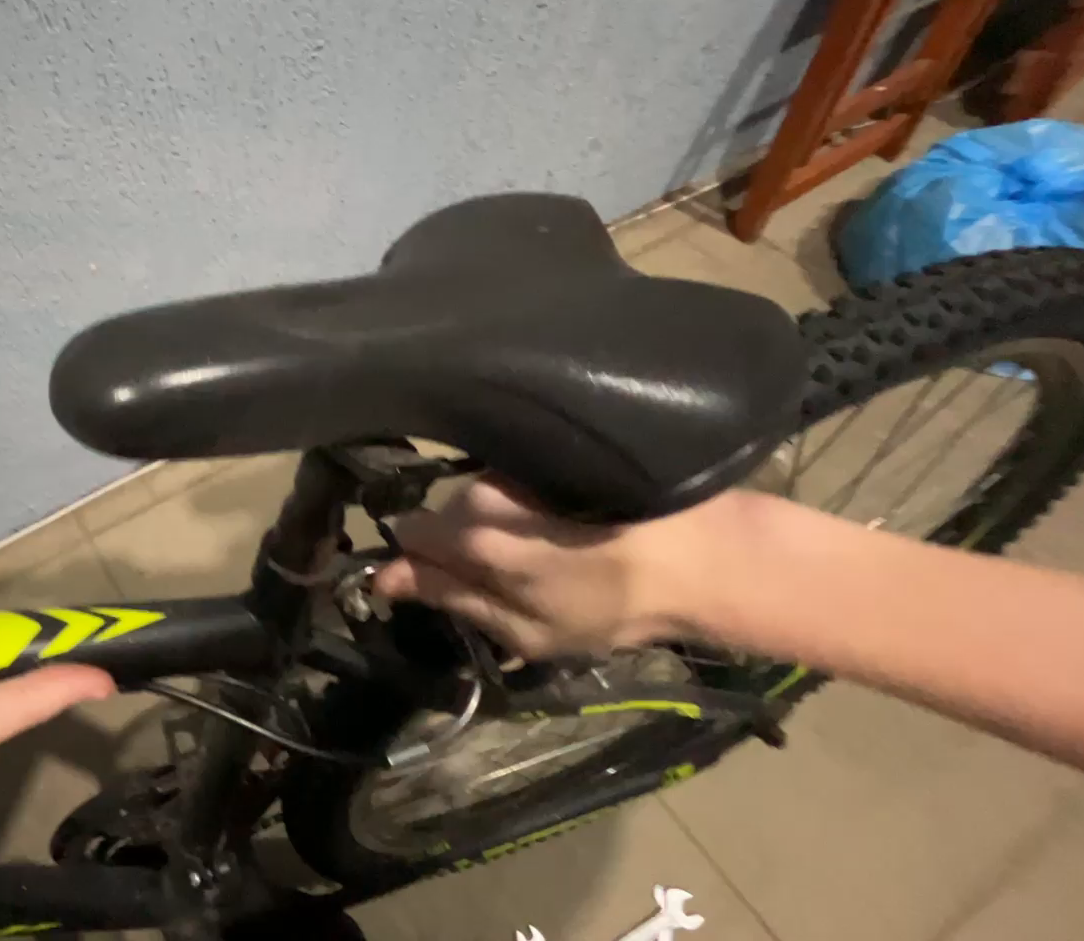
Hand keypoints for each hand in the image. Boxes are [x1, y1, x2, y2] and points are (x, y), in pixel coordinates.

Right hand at [372, 479, 748, 656]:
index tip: (437, 586)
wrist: (699, 555)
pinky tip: (560, 528)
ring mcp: (511, 469)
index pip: (407, 536)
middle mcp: (480, 490)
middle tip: (506, 582)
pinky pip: (505, 488)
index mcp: (469, 534)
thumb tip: (384, 578)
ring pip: (474, 503)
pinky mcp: (540, 457)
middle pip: (441, 519)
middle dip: (460, 548)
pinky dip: (520, 511)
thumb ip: (448, 596)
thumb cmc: (609, 605)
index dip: (415, 563)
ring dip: (493, 530)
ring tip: (542, 555)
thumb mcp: (524, 627)